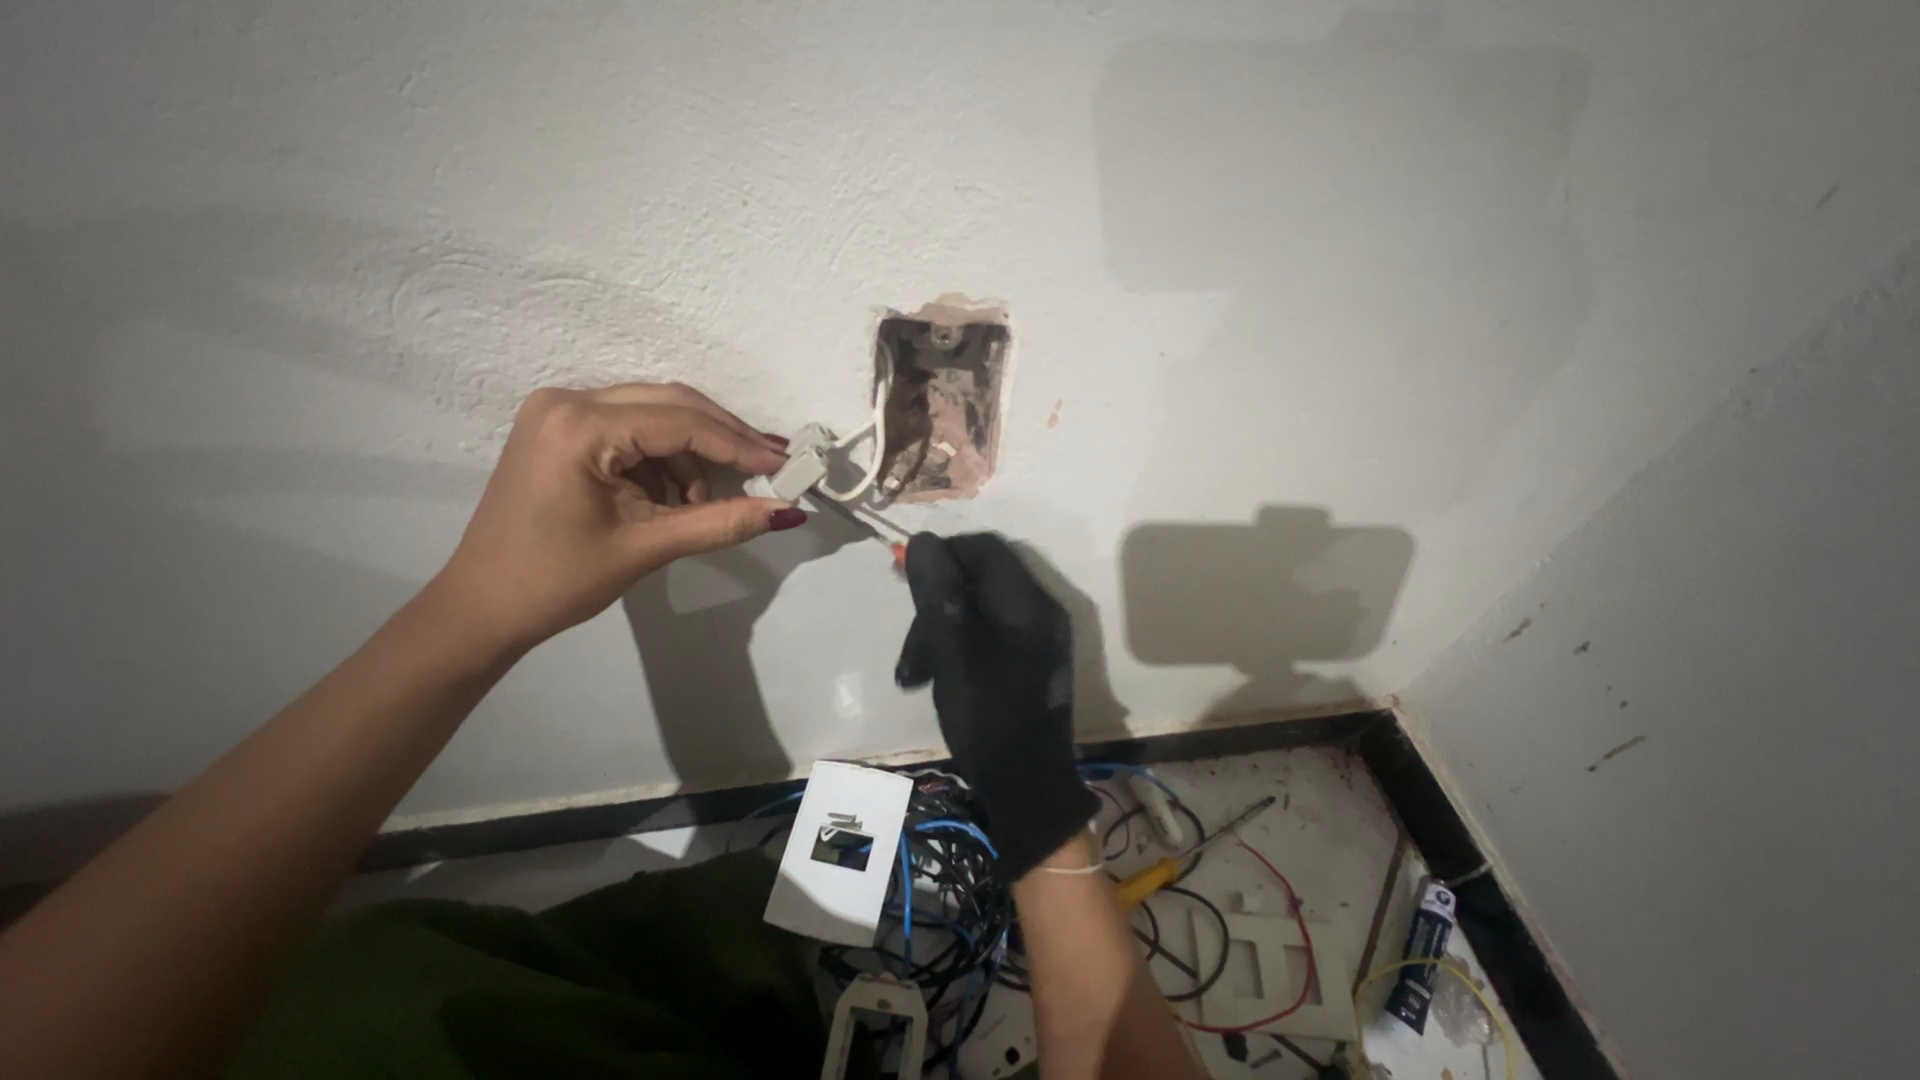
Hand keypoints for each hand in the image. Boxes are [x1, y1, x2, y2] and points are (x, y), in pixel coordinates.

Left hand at [435, 382, 802, 649]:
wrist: (483, 605)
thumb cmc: (557, 580)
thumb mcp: (646, 547)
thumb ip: (721, 522)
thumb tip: (787, 511)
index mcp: (579, 426)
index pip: (680, 422)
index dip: (738, 444)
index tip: (785, 464)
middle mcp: (566, 401)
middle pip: (670, 404)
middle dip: (722, 439)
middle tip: (770, 467)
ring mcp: (558, 411)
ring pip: (653, 415)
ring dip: (690, 454)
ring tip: (701, 504)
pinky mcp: (559, 429)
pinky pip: (630, 429)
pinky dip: (661, 460)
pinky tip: (670, 498)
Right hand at [895, 533, 1098, 879]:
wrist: (1027, 786)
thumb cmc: (987, 714)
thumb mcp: (951, 648)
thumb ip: (937, 590)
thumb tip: (922, 541)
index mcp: (1027, 601)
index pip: (983, 548)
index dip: (941, 554)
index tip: (905, 578)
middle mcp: (1041, 611)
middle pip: (978, 581)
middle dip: (935, 606)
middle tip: (908, 648)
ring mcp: (1040, 639)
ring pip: (979, 612)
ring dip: (941, 633)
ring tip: (912, 675)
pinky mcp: (1033, 663)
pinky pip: (991, 636)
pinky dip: (959, 649)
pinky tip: (936, 680)